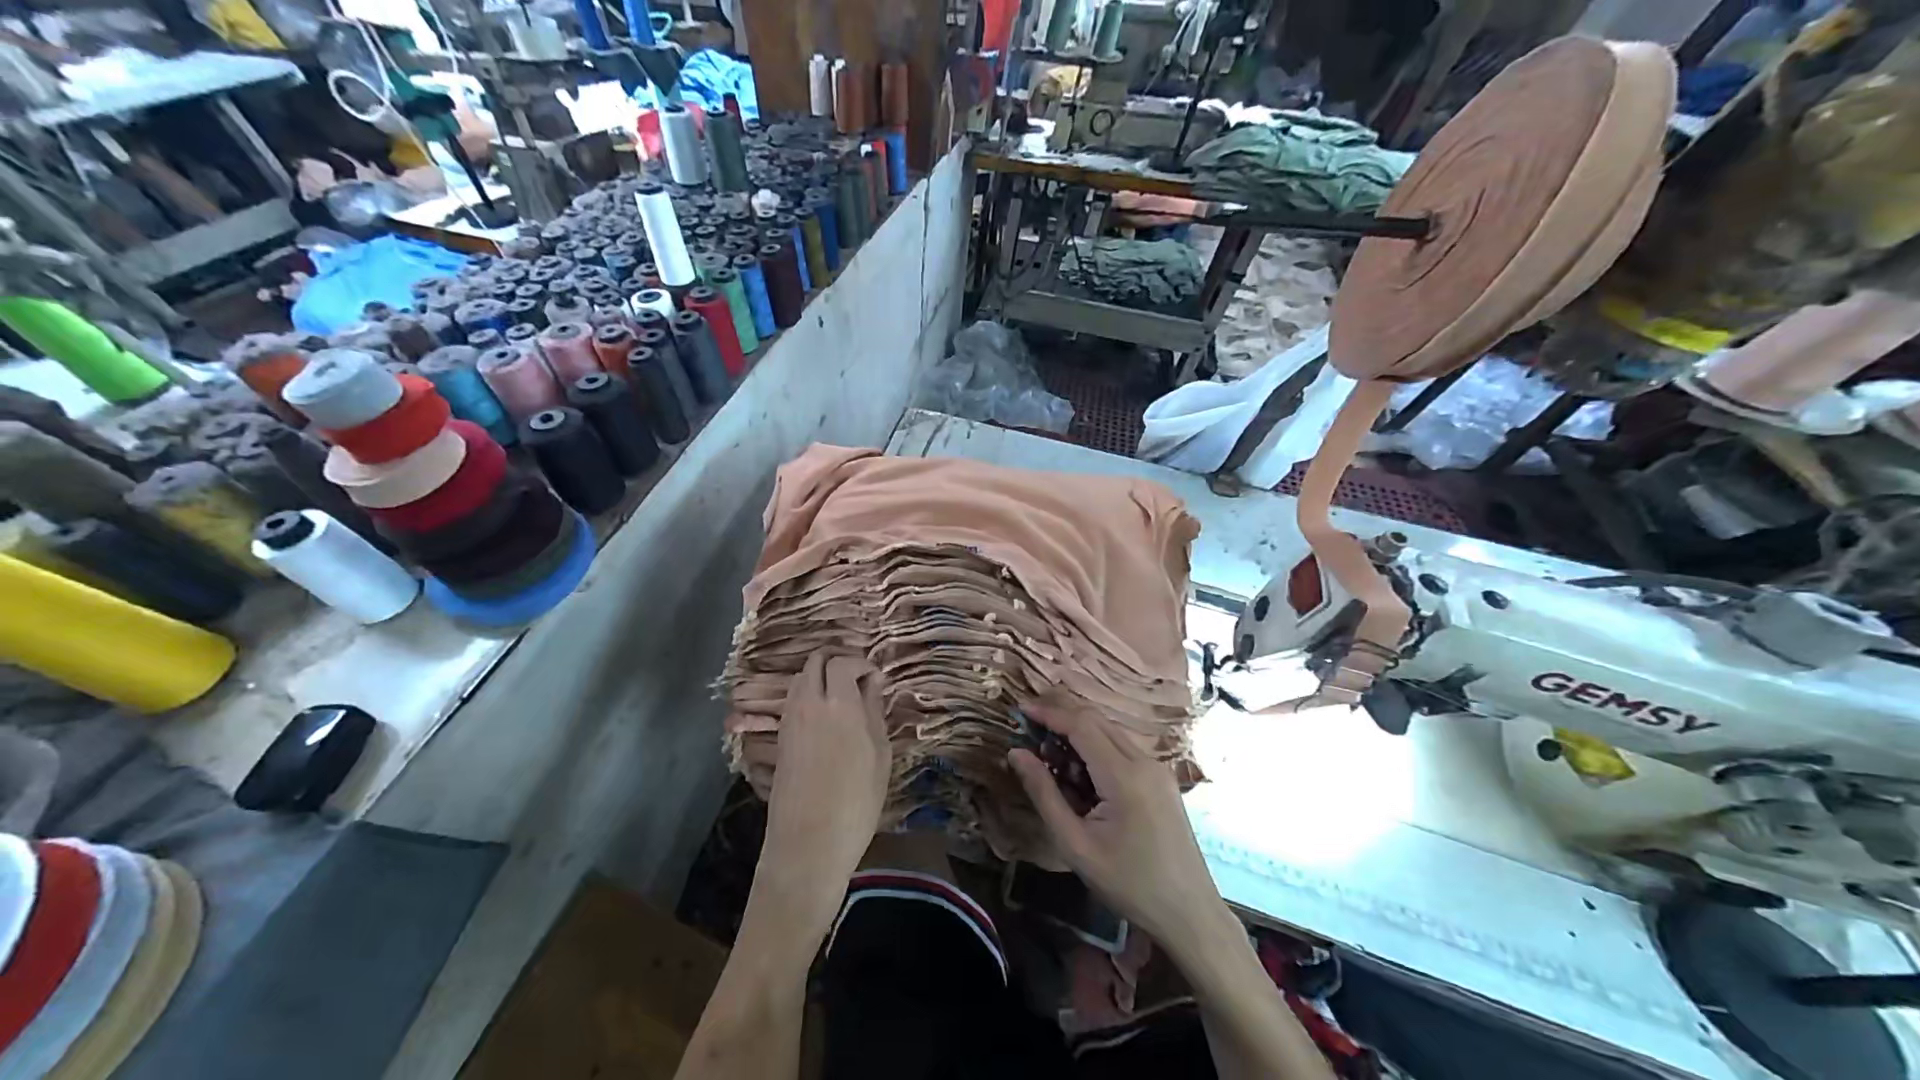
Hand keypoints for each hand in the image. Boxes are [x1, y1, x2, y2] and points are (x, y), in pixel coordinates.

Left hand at [761, 652, 890, 890]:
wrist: (809, 843)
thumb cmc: (857, 801)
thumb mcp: (880, 754)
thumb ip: (874, 711)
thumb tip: (873, 683)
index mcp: (839, 703)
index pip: (843, 661)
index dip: (862, 664)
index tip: (877, 680)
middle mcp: (808, 702)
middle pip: (816, 661)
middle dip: (838, 662)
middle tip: (858, 680)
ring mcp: (789, 719)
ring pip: (801, 679)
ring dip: (821, 677)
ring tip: (844, 698)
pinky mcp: (780, 737)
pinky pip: (793, 700)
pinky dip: (809, 696)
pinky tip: (827, 718)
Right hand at [1008, 699, 1235, 957]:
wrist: (1189, 913)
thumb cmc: (1128, 883)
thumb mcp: (1074, 844)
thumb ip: (1044, 794)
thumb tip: (1016, 754)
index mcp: (1124, 775)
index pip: (1081, 724)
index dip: (1049, 713)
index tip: (1020, 709)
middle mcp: (1145, 761)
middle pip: (1097, 720)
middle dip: (1062, 717)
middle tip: (1029, 728)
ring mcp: (1158, 769)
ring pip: (1111, 733)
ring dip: (1079, 734)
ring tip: (1049, 757)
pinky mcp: (1162, 780)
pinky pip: (1123, 750)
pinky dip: (1097, 750)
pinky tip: (1080, 775)